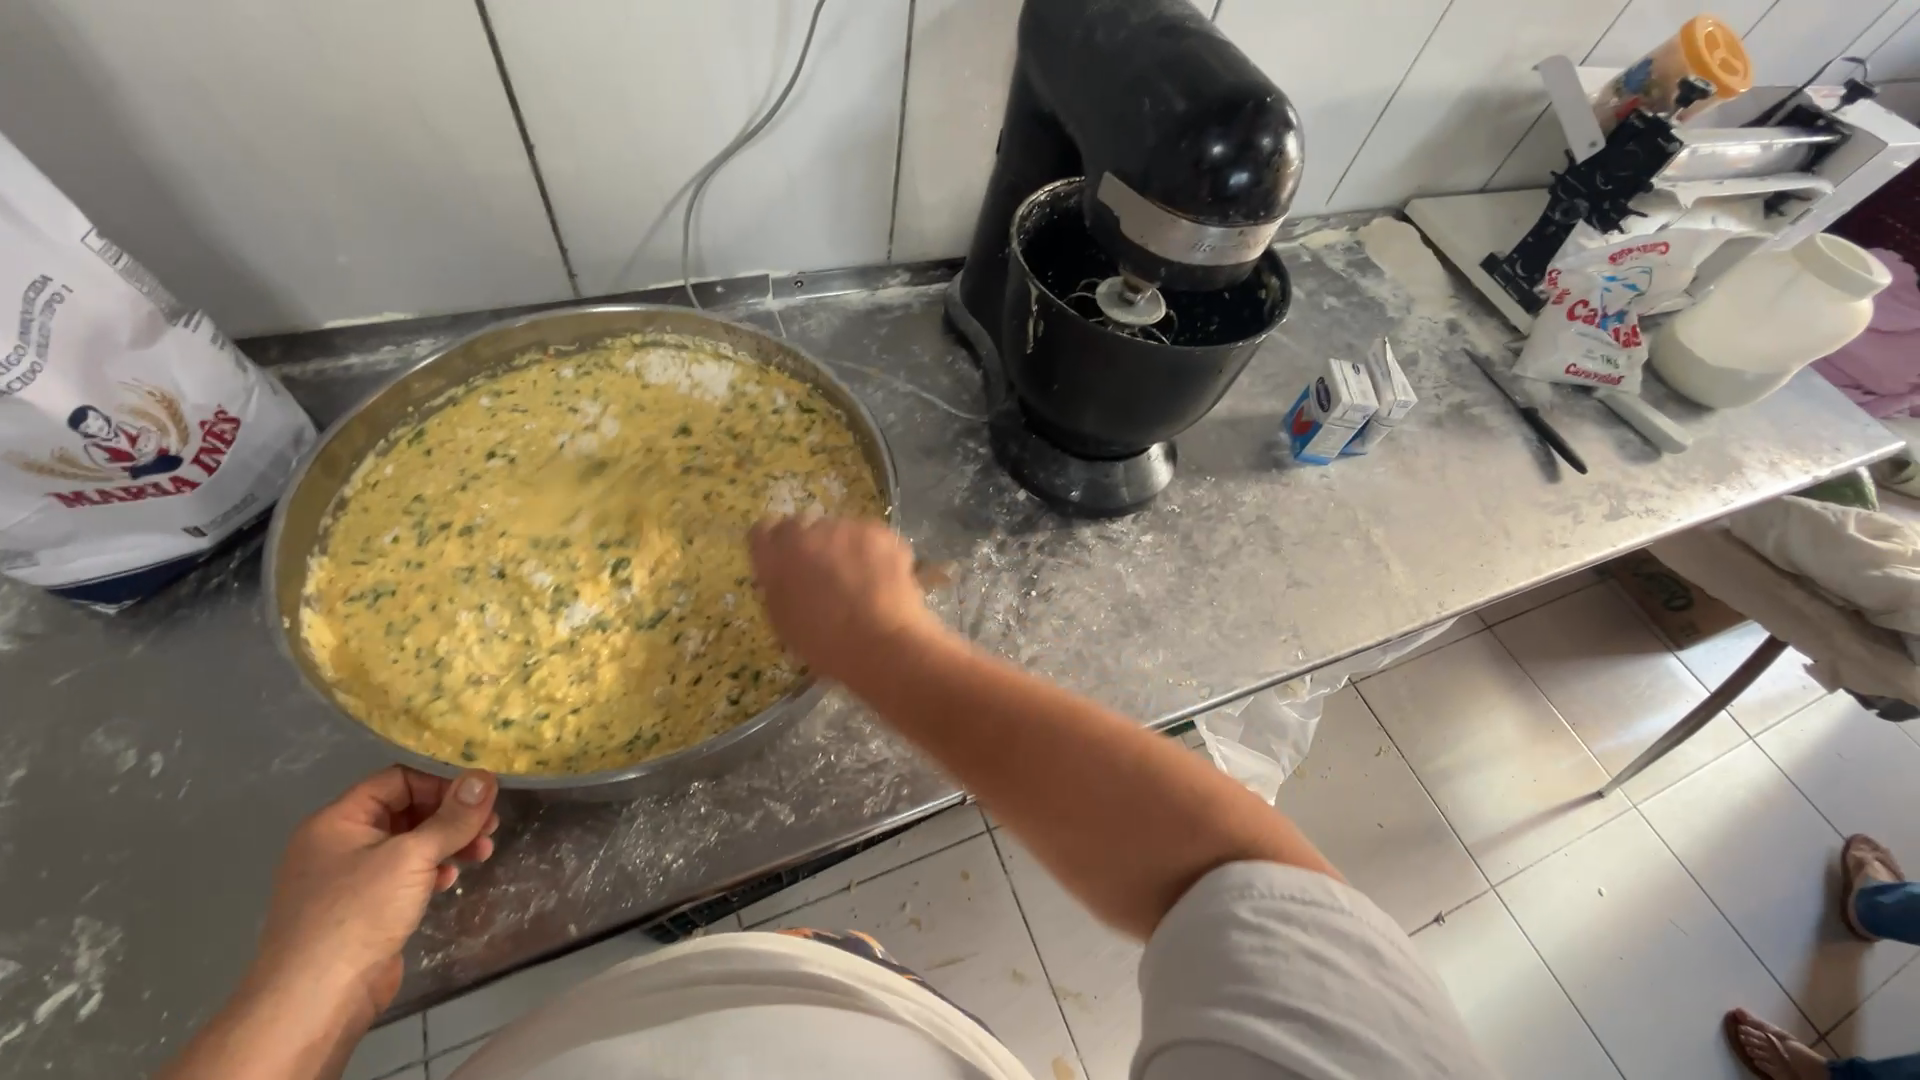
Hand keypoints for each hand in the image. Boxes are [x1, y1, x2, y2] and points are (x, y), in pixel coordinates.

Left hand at [248, 767, 499, 1022]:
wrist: (315, 999)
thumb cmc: (358, 914)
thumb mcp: (412, 857)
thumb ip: (453, 817)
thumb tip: (484, 777)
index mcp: (337, 821)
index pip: (397, 780)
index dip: (441, 782)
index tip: (481, 794)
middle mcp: (340, 844)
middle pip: (407, 810)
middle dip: (452, 816)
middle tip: (491, 824)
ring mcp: (350, 878)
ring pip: (410, 844)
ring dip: (449, 843)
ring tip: (482, 853)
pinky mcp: (364, 907)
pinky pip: (405, 874)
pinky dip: (432, 871)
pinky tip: (450, 882)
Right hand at [749, 516, 943, 682]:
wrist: (879, 645)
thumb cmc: (825, 644)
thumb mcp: (783, 621)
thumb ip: (777, 586)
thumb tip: (785, 572)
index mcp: (774, 558)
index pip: (763, 532)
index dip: (777, 545)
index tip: (788, 559)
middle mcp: (804, 533)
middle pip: (803, 527)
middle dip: (813, 545)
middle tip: (828, 574)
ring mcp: (843, 528)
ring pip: (840, 530)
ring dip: (845, 547)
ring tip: (862, 580)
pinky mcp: (876, 530)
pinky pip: (870, 536)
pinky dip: (874, 551)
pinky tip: (882, 578)